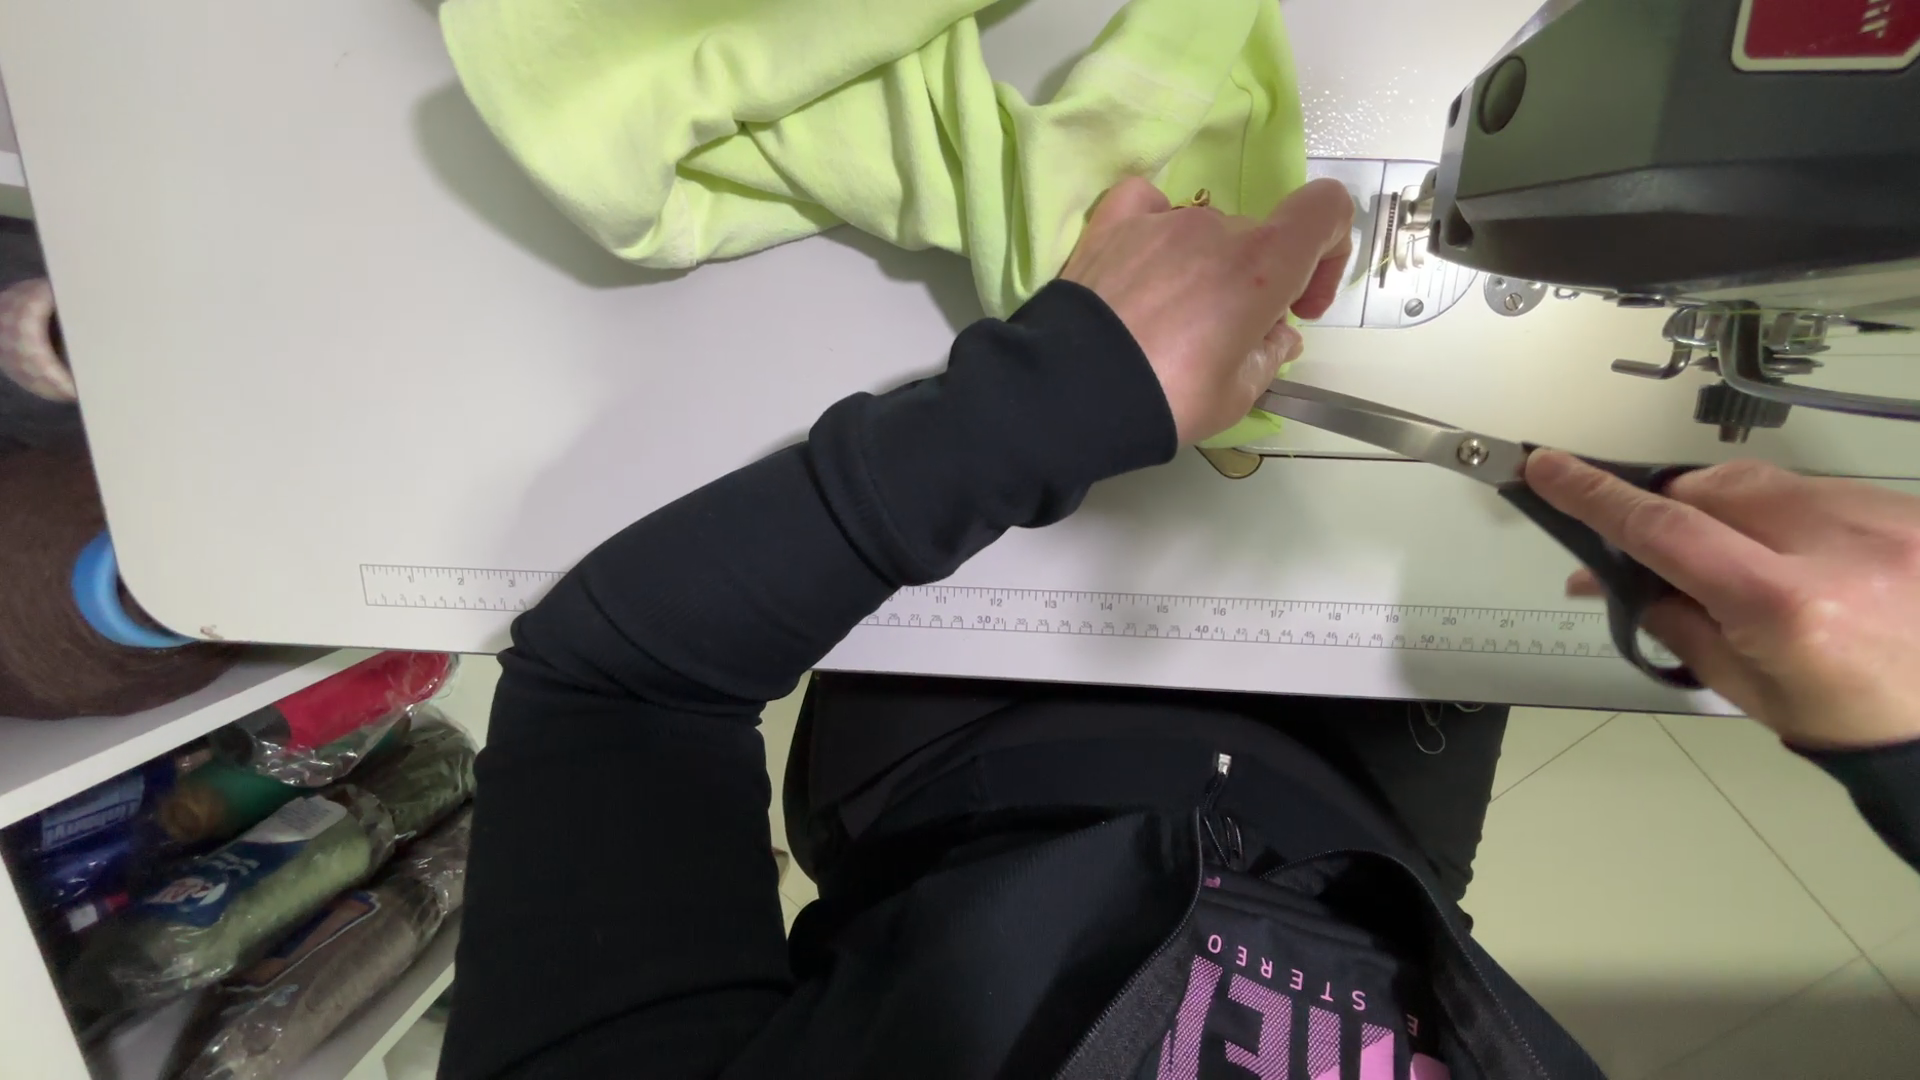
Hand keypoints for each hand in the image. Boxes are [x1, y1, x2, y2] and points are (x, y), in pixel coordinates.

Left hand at [1061, 177, 1353, 444]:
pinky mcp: (1108, 227)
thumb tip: (1276, 334)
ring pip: (1200, 232)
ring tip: (1165, 321)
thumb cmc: (1164, 399)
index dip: (1327, 252)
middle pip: (1253, 238)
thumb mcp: (1235, 396)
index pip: (1326, 210)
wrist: (1071, 396)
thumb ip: (1268, 355)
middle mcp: (1214, 228)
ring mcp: (1157, 222)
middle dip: (1251, 282)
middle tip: (1220, 337)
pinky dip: (1151, 226)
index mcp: (1260, 265)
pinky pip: (1143, 206)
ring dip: (1200, 266)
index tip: (1299, 304)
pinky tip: (1140, 262)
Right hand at [1526, 450, 1919, 749]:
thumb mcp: (1731, 676)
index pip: (1665, 530)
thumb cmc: (1835, 713)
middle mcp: (1843, 551)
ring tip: (1744, 551)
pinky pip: (1824, 488)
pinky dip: (1789, 510)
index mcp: (1783, 604)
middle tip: (1665, 545)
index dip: (1596, 496)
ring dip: (1729, 506)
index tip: (1546, 467)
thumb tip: (1595, 574)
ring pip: (1767, 480)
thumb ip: (1664, 613)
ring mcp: (1896, 525)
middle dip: (1671, 504)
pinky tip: (1805, 551)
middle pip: (1714, 489)